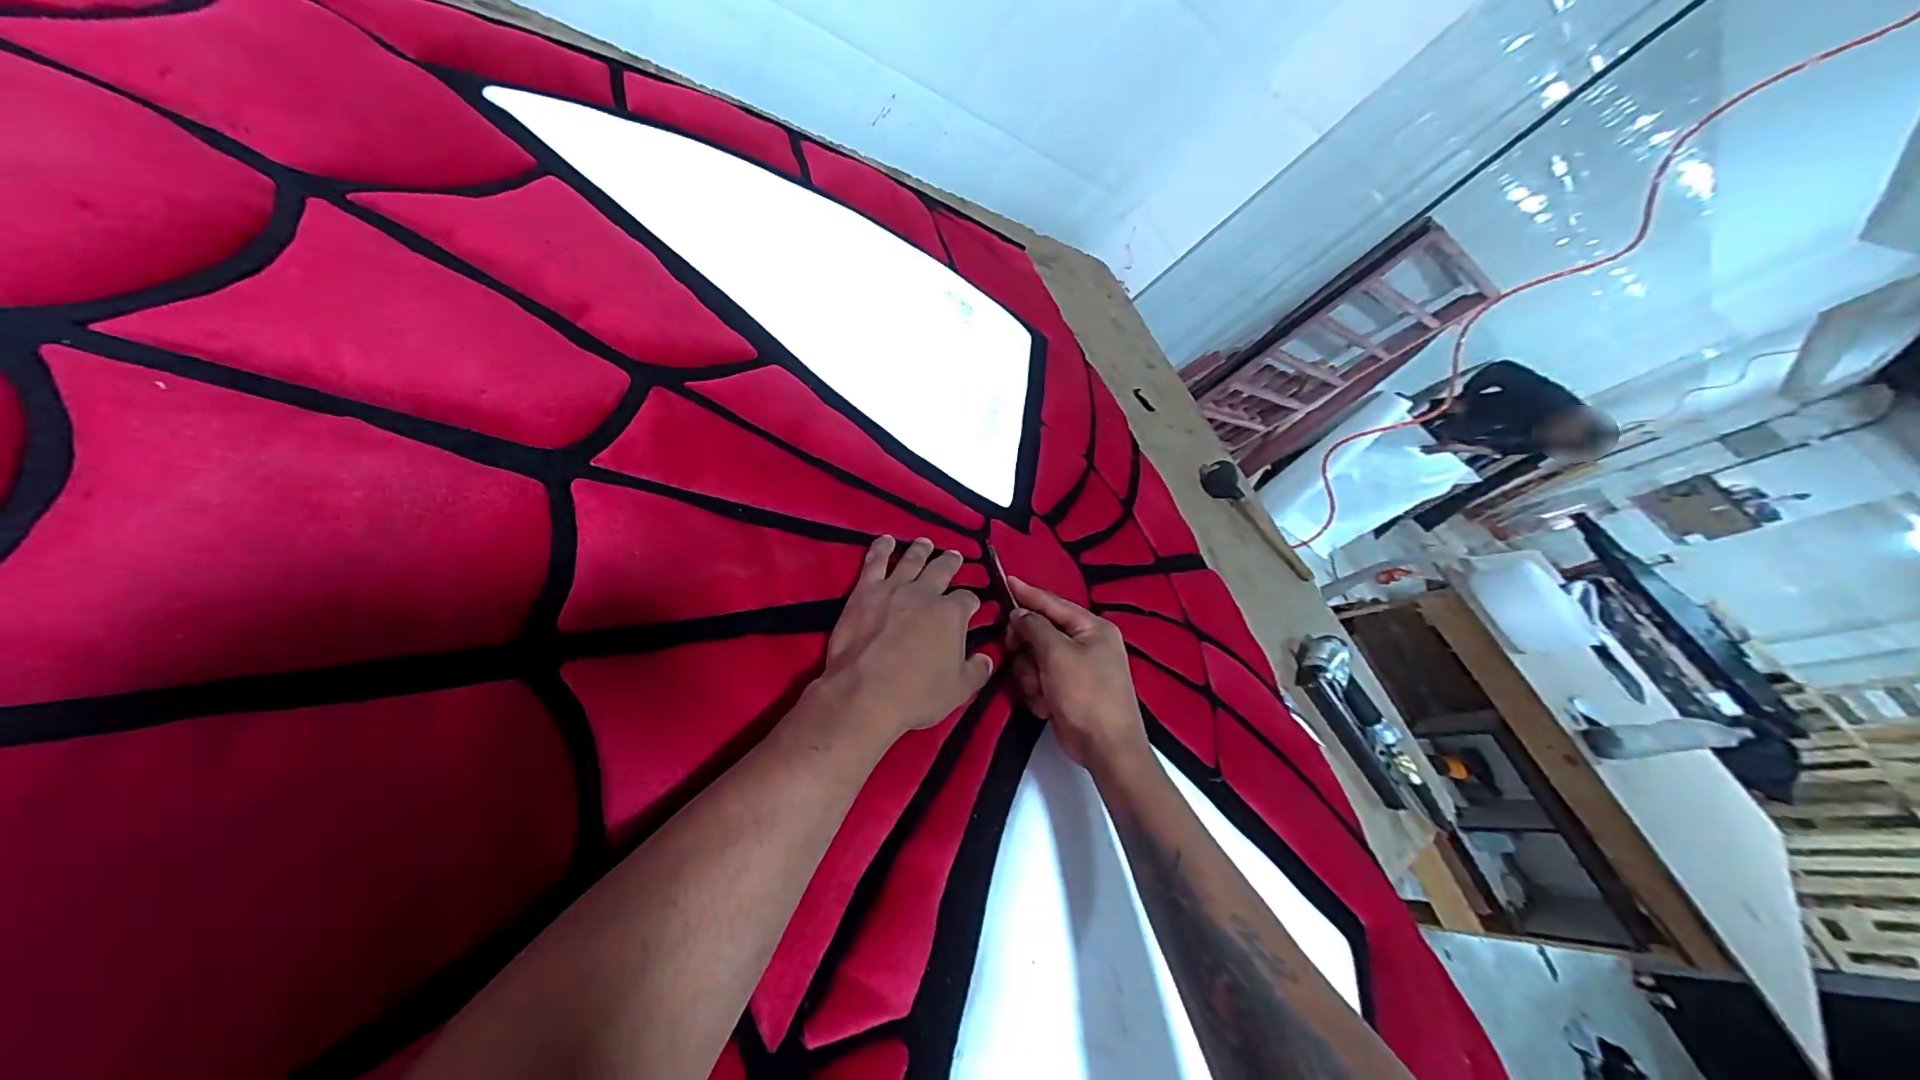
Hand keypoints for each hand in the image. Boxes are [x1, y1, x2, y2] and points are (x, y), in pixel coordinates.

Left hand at [816, 536, 994, 741]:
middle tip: (954, 555)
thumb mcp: (959, 689)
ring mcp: (894, 588)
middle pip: (942, 570)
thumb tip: (986, 659)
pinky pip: (875, 562)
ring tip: (925, 543)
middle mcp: (926, 593)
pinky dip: (881, 548)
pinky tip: (886, 540)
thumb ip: (976, 671)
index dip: (971, 601)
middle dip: (950, 562)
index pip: (967, 599)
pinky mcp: (865, 591)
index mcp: (952, 614)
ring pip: (911, 560)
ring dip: (920, 550)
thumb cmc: (916, 694)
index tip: (971, 605)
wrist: (865, 692)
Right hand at [1004, 576, 1151, 776]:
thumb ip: (1035, 627)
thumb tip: (1018, 613)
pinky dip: (1037, 692)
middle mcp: (1086, 643)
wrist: (1105, 747)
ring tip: (1038, 690)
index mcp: (1092, 628)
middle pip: (1040, 632)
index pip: (1053, 603)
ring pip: (1034, 658)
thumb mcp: (1058, 654)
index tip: (1004, 580)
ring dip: (1030, 675)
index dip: (1027, 593)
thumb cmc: (1086, 694)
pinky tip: (1045, 705)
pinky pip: (1039, 679)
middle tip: (1014, 652)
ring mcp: (1076, 668)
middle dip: (1026, 647)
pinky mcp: (1066, 690)